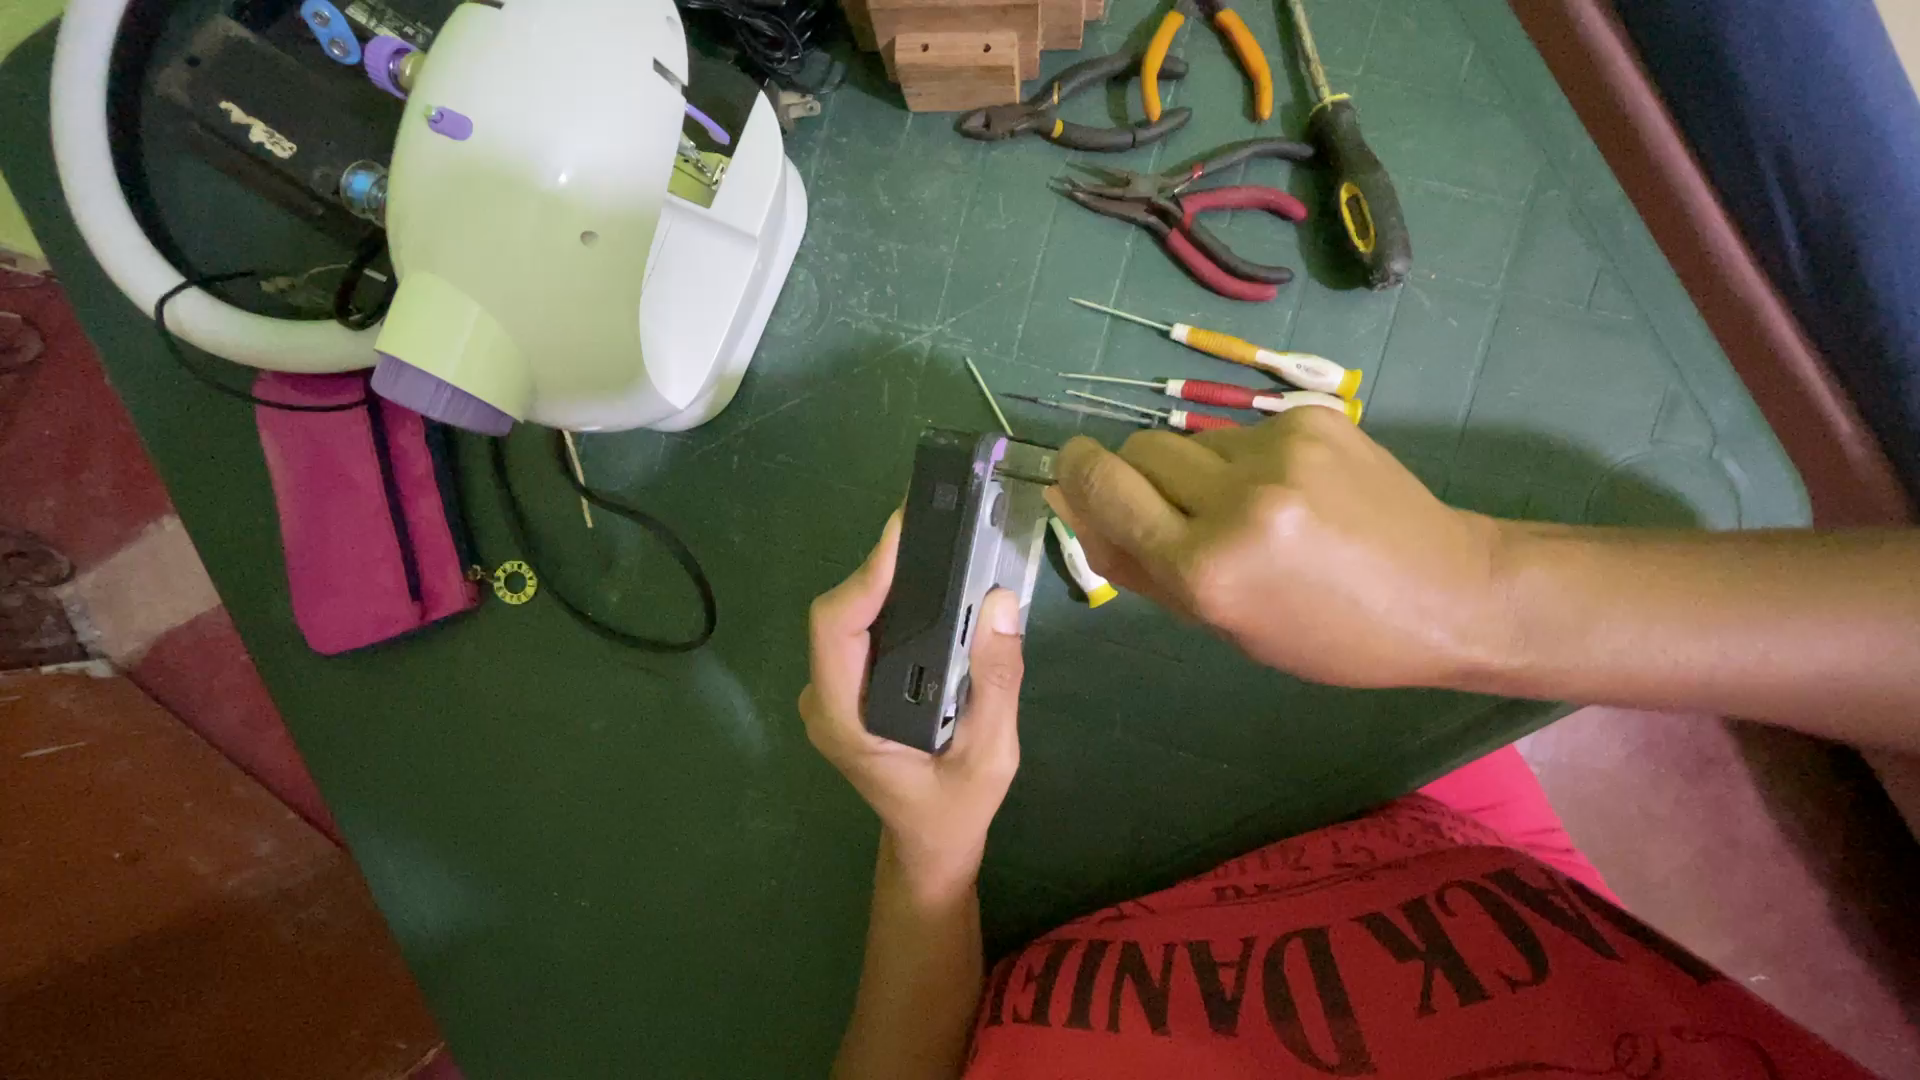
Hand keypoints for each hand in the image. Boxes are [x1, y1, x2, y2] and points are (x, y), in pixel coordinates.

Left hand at [800, 512, 1026, 893]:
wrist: (929, 844)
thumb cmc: (954, 809)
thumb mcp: (990, 755)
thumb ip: (995, 683)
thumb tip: (999, 603)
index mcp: (846, 720)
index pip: (837, 629)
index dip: (867, 577)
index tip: (906, 535)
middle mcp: (827, 699)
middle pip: (841, 613)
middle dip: (883, 567)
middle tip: (934, 526)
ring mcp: (834, 692)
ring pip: (850, 615)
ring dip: (889, 579)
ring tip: (936, 544)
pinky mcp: (851, 685)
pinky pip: (863, 629)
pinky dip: (893, 600)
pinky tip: (930, 584)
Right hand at [1045, 408, 1508, 689]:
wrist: (1450, 593)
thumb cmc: (1324, 634)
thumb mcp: (1218, 621)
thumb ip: (1135, 563)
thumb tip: (1069, 503)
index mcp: (1205, 570)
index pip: (1103, 487)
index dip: (1076, 470)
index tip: (1071, 467)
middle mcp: (1234, 501)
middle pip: (1136, 449)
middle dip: (1135, 475)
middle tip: (1171, 508)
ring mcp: (1278, 452)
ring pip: (1188, 439)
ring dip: (1192, 470)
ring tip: (1247, 508)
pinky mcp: (1314, 419)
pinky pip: (1239, 431)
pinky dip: (1242, 460)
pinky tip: (1288, 491)